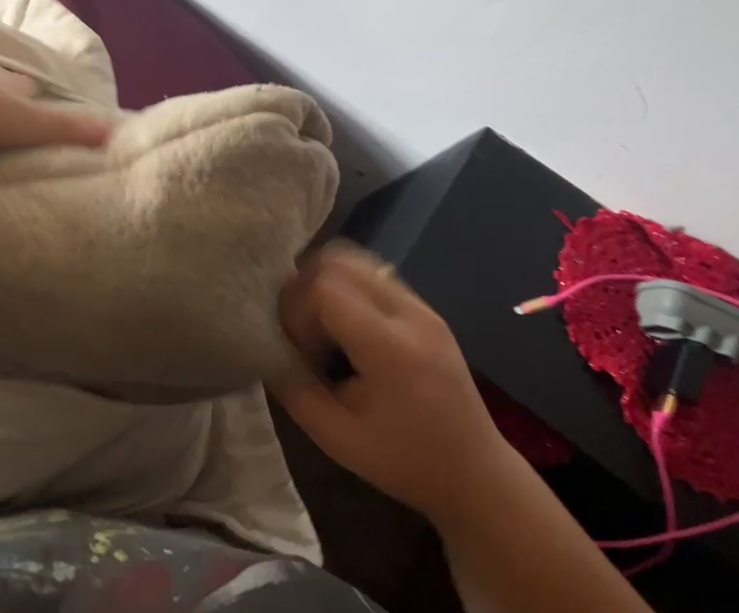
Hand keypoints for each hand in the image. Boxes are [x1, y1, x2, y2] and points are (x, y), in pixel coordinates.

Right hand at [270, 241, 514, 524]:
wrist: (476, 476)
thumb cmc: (403, 461)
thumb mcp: (333, 435)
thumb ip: (291, 384)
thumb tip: (263, 342)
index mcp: (391, 348)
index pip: (325, 287)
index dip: (295, 309)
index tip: (297, 348)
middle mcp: (411, 315)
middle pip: (339, 262)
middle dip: (305, 288)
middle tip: (300, 330)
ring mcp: (423, 309)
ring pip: (355, 261)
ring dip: (325, 285)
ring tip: (321, 328)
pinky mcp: (426, 311)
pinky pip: (373, 276)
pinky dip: (346, 290)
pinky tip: (344, 330)